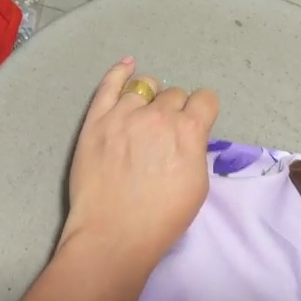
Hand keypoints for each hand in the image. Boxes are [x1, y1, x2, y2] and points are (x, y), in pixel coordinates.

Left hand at [60, 58, 220, 275]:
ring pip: (143, 86)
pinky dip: (120, 71)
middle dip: (175, 110)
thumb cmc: (162, 218)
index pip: (205, 99)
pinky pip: (109, 84)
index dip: (202, 112)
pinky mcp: (96, 121)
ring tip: (145, 115)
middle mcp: (158, 115)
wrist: (114, 234)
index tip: (196, 125)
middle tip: (165, 136)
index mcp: (189, 130)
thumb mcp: (198, 184)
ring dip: (150, 98)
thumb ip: (195, 149)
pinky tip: (127, 66)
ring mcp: (123, 115)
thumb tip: (187, 136)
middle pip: (174, 94)